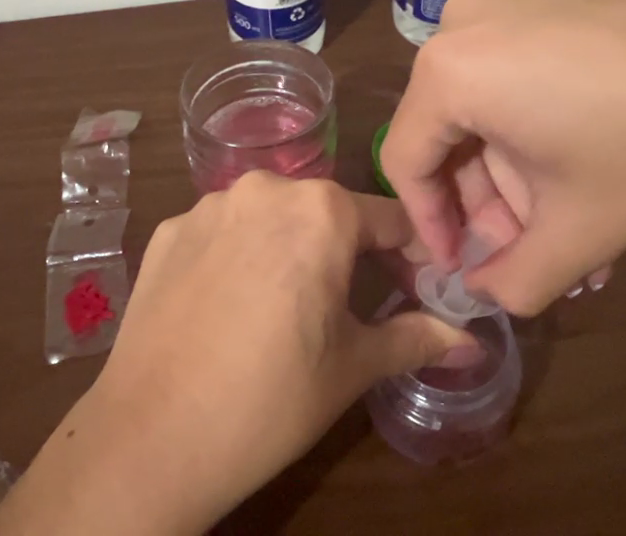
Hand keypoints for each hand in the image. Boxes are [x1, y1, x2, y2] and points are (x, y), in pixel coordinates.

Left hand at [0, 173, 470, 534]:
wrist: (152, 435)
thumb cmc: (271, 399)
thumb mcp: (353, 367)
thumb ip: (416, 338)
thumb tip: (472, 340)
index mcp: (321, 211)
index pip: (389, 219)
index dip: (411, 254)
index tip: (419, 286)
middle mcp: (265, 189)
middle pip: (326, 212)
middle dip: (348, 250)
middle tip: (352, 304)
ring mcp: (208, 206)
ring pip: (270, 217)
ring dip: (289, 248)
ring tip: (286, 306)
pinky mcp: (167, 230)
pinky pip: (222, 232)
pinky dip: (237, 256)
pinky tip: (230, 306)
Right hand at [380, 0, 625, 314]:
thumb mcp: (583, 229)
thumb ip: (516, 281)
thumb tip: (484, 293)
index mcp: (448, 71)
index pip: (405, 161)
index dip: (431, 226)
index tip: (467, 268)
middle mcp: (461, 24)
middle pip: (447, 131)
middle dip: (485, 202)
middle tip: (530, 250)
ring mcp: (510, 3)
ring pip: (485, 105)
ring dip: (515, 171)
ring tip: (571, 223)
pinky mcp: (550, 0)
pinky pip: (515, 72)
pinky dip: (535, 126)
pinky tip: (587, 168)